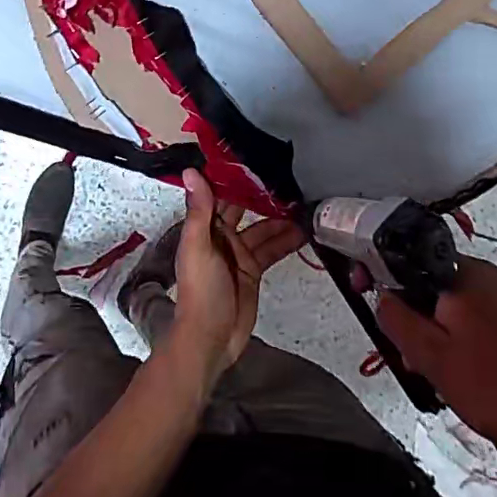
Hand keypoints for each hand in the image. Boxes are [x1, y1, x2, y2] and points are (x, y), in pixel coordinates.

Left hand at [167, 169, 305, 385]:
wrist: (211, 338)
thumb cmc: (200, 292)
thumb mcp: (199, 247)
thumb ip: (200, 210)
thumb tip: (192, 172)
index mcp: (204, 229)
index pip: (221, 196)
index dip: (236, 179)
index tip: (255, 158)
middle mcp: (222, 238)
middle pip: (246, 210)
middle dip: (264, 195)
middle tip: (289, 177)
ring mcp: (240, 254)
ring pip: (264, 229)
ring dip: (281, 217)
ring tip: (304, 202)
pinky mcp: (254, 270)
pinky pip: (273, 249)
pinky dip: (287, 240)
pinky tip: (305, 230)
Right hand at [377, 256, 496, 466]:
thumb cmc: (492, 386)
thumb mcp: (430, 354)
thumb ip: (397, 318)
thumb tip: (380, 293)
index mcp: (464, 274)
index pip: (409, 256)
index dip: (379, 271)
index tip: (358, 290)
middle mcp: (481, 277)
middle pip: (424, 283)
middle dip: (406, 316)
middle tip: (405, 354)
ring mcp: (495, 300)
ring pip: (441, 307)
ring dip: (426, 335)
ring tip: (430, 374)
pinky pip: (461, 322)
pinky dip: (447, 343)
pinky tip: (450, 376)